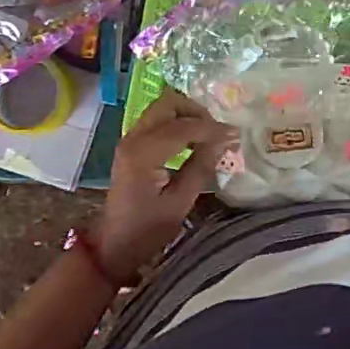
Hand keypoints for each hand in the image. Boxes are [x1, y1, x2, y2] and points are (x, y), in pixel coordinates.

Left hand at [96, 90, 233, 279]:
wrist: (113, 245)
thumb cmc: (147, 230)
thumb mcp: (180, 202)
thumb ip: (201, 166)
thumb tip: (226, 139)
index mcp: (144, 153)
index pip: (184, 127)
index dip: (212, 129)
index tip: (236, 135)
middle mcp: (134, 138)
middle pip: (169, 103)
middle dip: (197, 112)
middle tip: (217, 132)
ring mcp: (130, 139)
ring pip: (163, 108)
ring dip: (187, 116)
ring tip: (209, 138)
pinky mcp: (132, 145)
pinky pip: (158, 121)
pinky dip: (177, 123)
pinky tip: (193, 143)